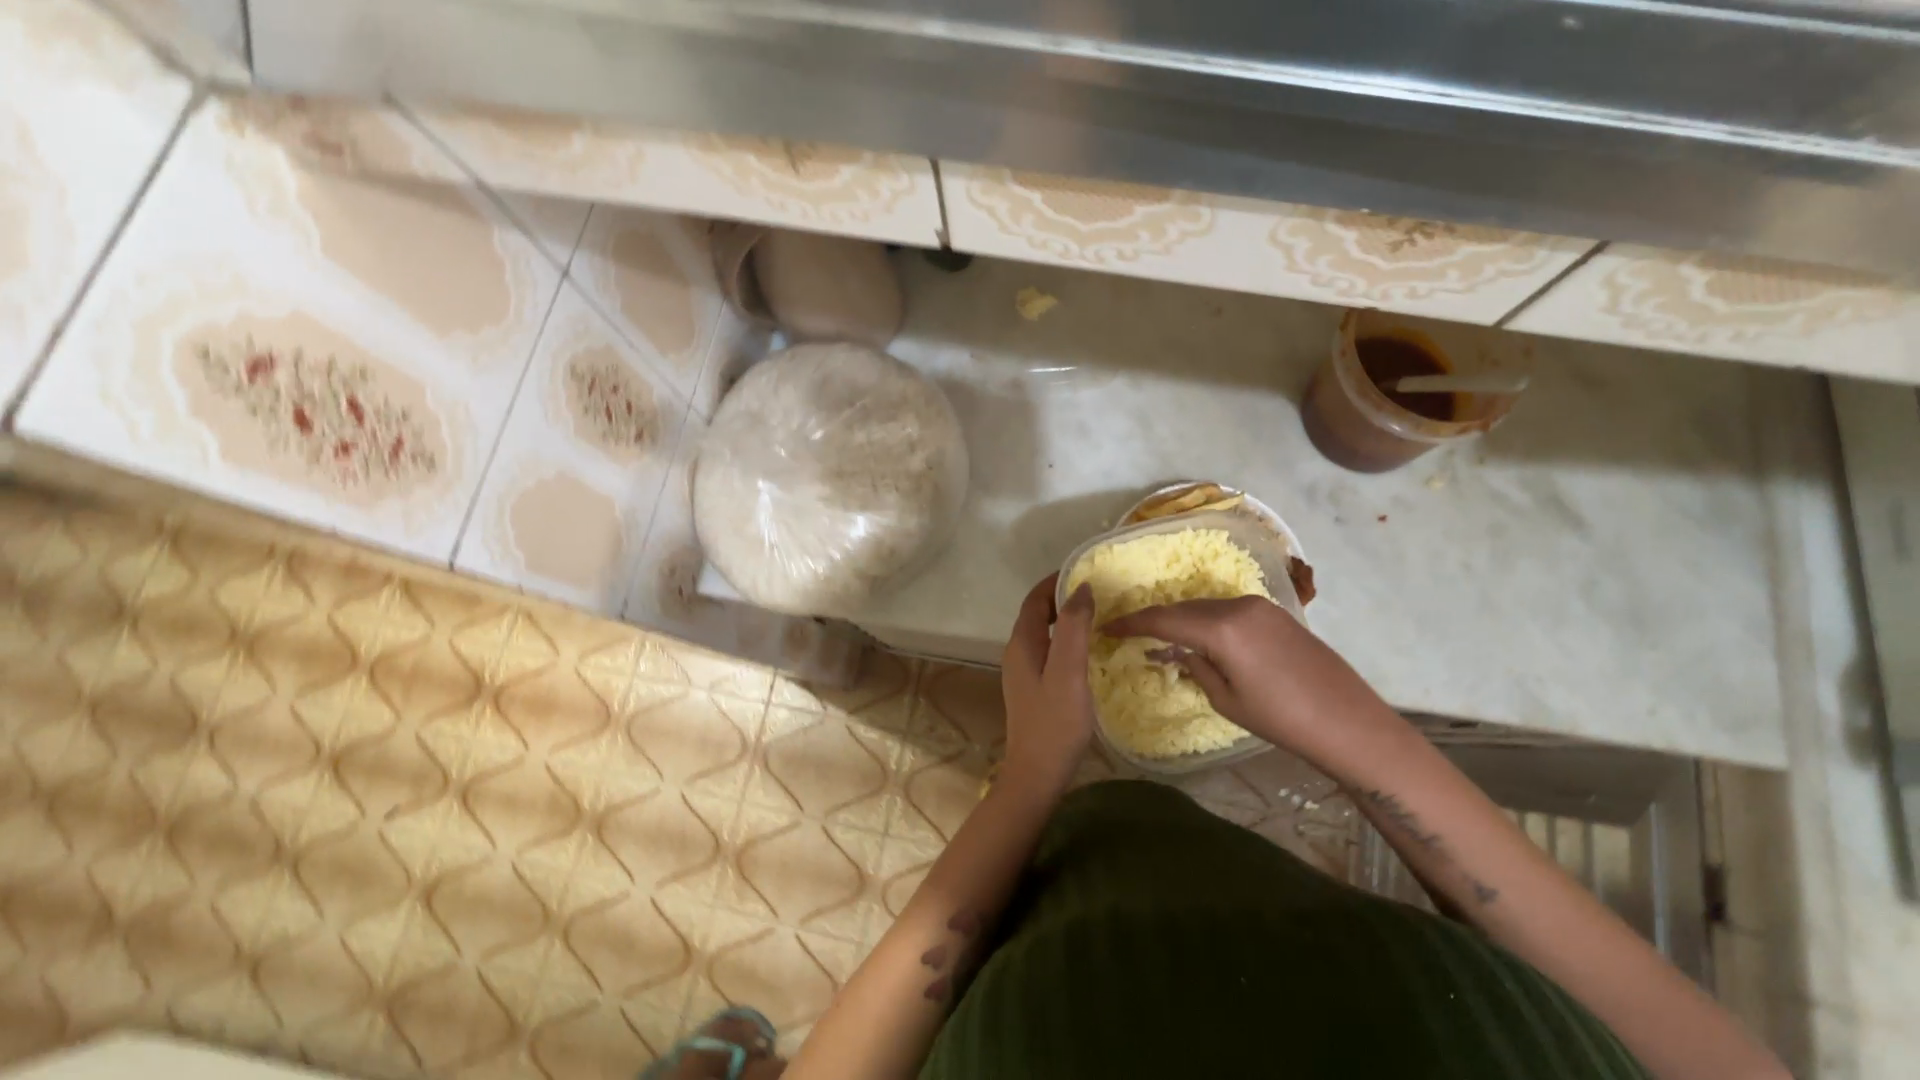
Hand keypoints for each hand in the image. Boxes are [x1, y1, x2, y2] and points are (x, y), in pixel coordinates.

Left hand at [998, 573, 1096, 793]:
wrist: (1037, 774)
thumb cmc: (1055, 722)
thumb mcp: (1068, 671)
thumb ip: (1072, 628)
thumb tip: (1080, 588)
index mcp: (1022, 644)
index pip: (1035, 599)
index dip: (1055, 581)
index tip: (1085, 571)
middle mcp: (1017, 654)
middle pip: (1037, 614)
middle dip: (1063, 599)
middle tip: (1099, 593)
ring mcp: (1024, 674)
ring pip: (1043, 635)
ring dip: (1066, 621)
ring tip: (1099, 617)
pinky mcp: (1033, 691)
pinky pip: (1049, 654)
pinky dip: (1066, 643)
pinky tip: (1089, 653)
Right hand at [1101, 596, 1409, 769]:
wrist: (1348, 721)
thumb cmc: (1283, 719)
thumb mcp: (1228, 700)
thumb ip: (1197, 668)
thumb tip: (1181, 652)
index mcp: (1222, 628)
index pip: (1164, 619)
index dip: (1132, 623)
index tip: (1107, 628)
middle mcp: (1239, 606)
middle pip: (1185, 608)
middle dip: (1157, 620)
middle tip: (1130, 634)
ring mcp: (1261, 606)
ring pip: (1207, 608)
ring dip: (1184, 620)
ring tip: (1163, 640)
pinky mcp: (1277, 614)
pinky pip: (1229, 611)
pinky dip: (1208, 622)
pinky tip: (1201, 640)